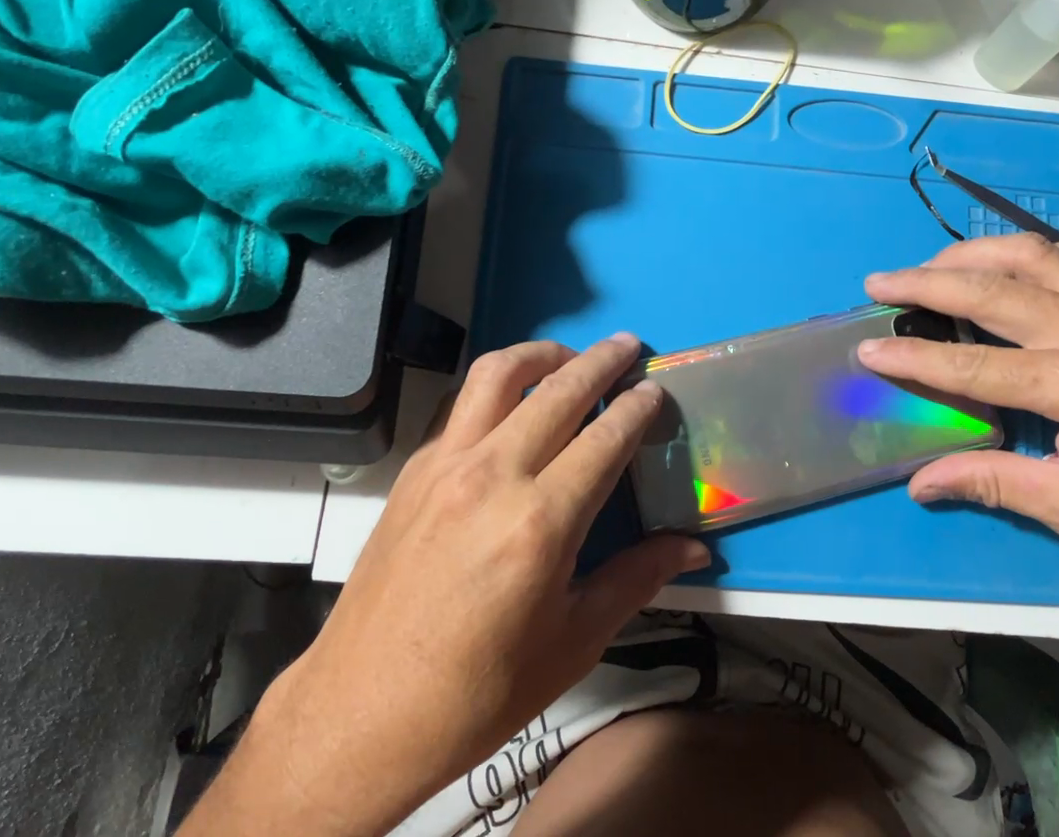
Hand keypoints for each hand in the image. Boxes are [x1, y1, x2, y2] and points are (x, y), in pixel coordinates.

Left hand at [224, 336, 705, 835]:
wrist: (365, 712)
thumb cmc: (481, 691)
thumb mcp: (574, 642)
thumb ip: (637, 579)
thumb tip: (693, 548)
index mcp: (541, 521)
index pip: (604, 438)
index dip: (636, 408)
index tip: (656, 390)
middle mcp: (492, 476)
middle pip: (556, 390)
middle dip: (600, 361)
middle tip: (628, 346)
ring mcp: (444, 467)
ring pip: (496, 377)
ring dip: (540, 354)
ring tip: (568, 357)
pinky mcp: (412, 473)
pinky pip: (461, 406)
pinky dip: (496, 389)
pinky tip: (513, 408)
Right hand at [855, 235, 1058, 567]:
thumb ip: (994, 483)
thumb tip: (921, 483)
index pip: (972, 363)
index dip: (913, 358)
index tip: (868, 350)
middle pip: (990, 289)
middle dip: (925, 281)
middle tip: (880, 284)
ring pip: (1028, 255)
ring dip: (970, 254)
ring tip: (928, 266)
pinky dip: (1022, 252)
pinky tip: (1000, 265)